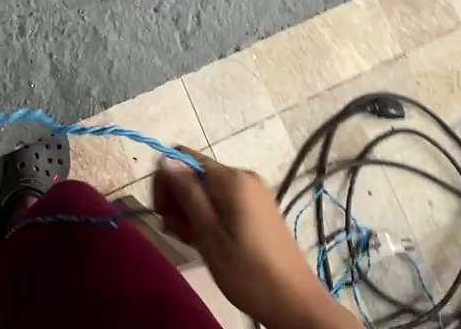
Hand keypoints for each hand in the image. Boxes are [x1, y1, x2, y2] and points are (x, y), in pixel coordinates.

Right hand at [154, 150, 351, 328]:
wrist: (295, 303)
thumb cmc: (248, 271)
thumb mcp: (209, 234)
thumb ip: (186, 193)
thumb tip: (164, 157)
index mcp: (230, 178)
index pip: (182, 158)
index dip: (166, 182)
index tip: (164, 215)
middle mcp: (242, 176)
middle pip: (194, 173)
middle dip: (178, 200)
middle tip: (178, 234)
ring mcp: (253, 192)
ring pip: (207, 190)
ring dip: (191, 212)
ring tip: (193, 243)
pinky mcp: (258, 208)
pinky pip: (223, 201)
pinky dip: (209, 216)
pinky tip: (208, 242)